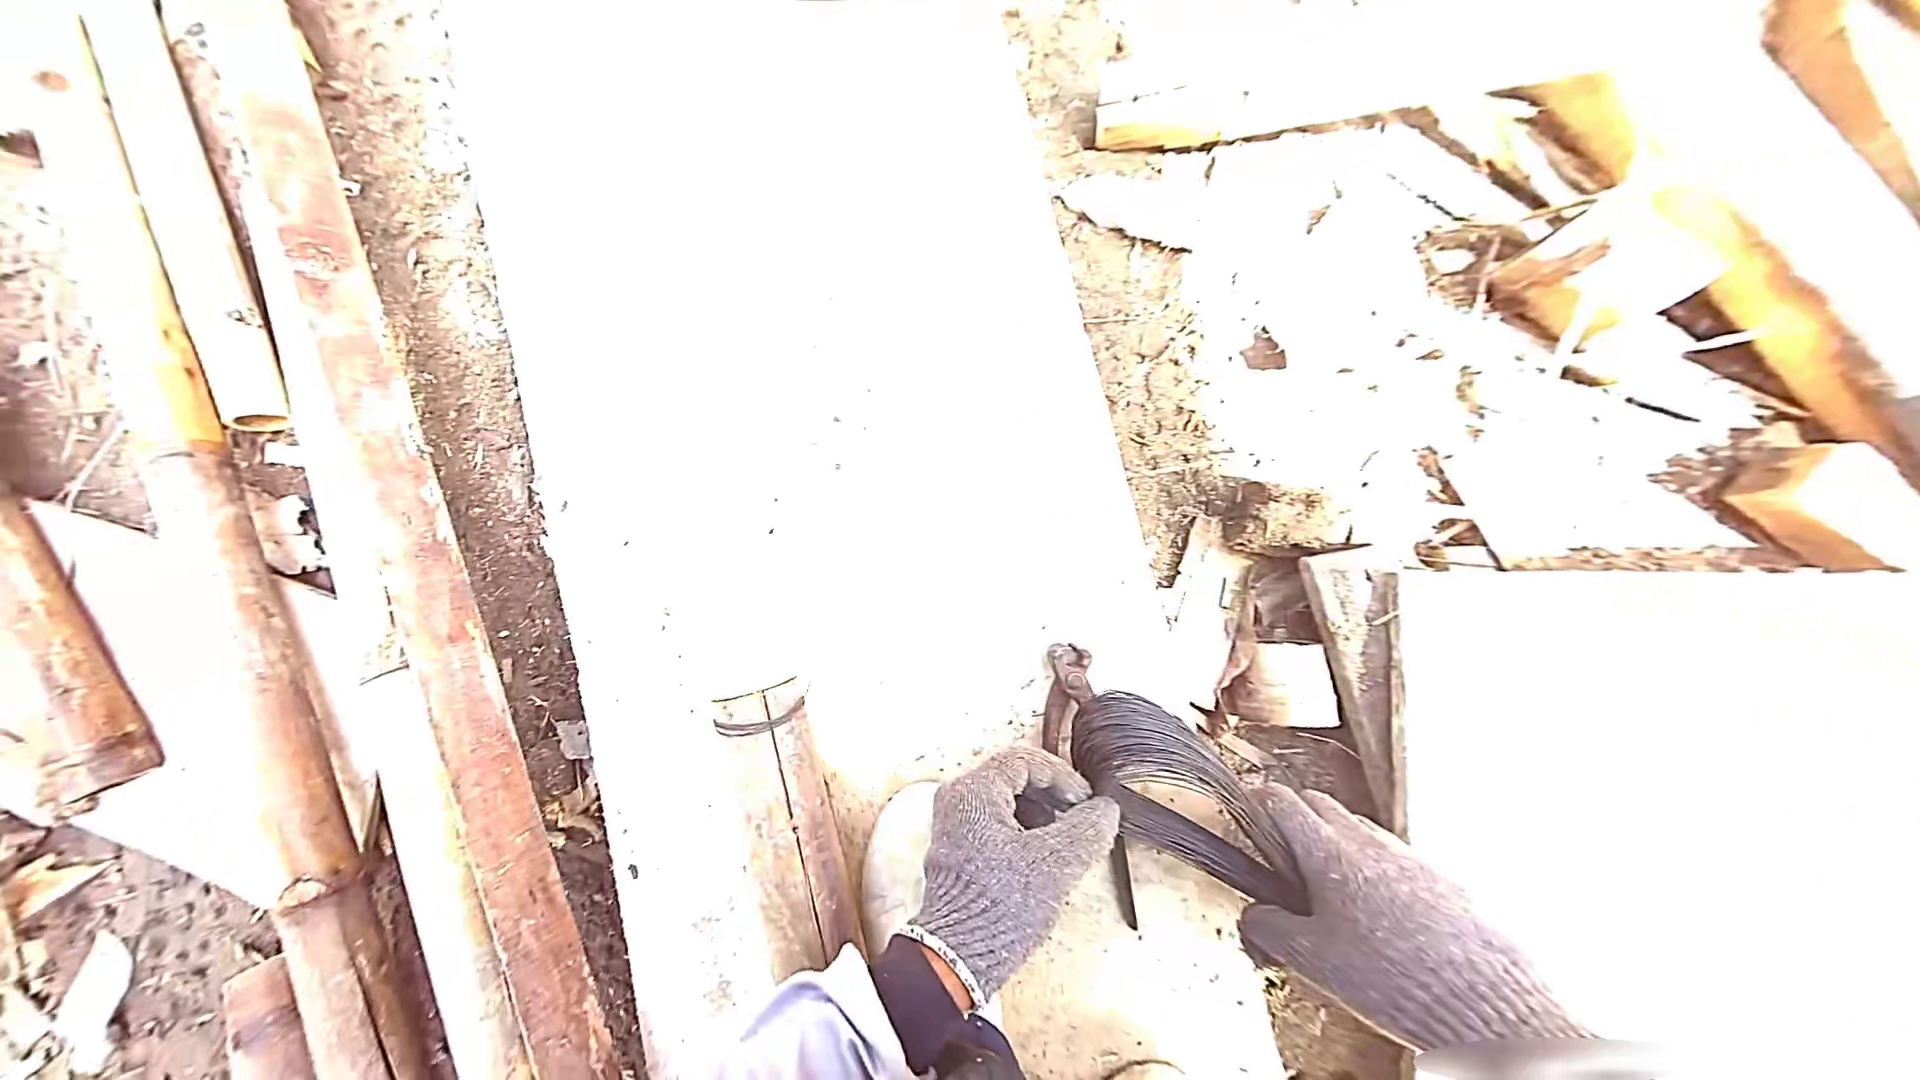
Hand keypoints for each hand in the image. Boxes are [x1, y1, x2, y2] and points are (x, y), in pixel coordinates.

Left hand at [909, 746, 1118, 1003]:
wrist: (957, 959)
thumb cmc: (1000, 906)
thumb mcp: (1055, 864)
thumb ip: (1087, 828)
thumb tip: (1105, 809)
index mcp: (974, 790)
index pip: (1025, 760)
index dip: (1062, 776)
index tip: (1085, 800)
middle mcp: (958, 797)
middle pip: (1014, 777)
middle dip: (1052, 795)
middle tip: (1079, 817)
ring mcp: (953, 821)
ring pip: (1006, 799)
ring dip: (1040, 812)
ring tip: (1064, 840)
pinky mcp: (957, 845)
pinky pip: (996, 820)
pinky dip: (1023, 829)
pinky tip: (1042, 856)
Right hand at [1239, 786, 1588, 1050]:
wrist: (1492, 1016)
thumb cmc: (1398, 983)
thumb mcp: (1311, 960)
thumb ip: (1268, 927)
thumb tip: (1253, 916)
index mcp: (1328, 851)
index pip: (1280, 799)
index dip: (1257, 802)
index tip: (1249, 815)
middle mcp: (1368, 842)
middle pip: (1318, 800)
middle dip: (1294, 816)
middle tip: (1284, 852)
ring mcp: (1410, 857)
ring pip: (1358, 825)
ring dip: (1335, 839)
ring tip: (1332, 887)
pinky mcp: (1446, 879)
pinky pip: (1397, 856)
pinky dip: (1376, 867)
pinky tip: (1381, 913)